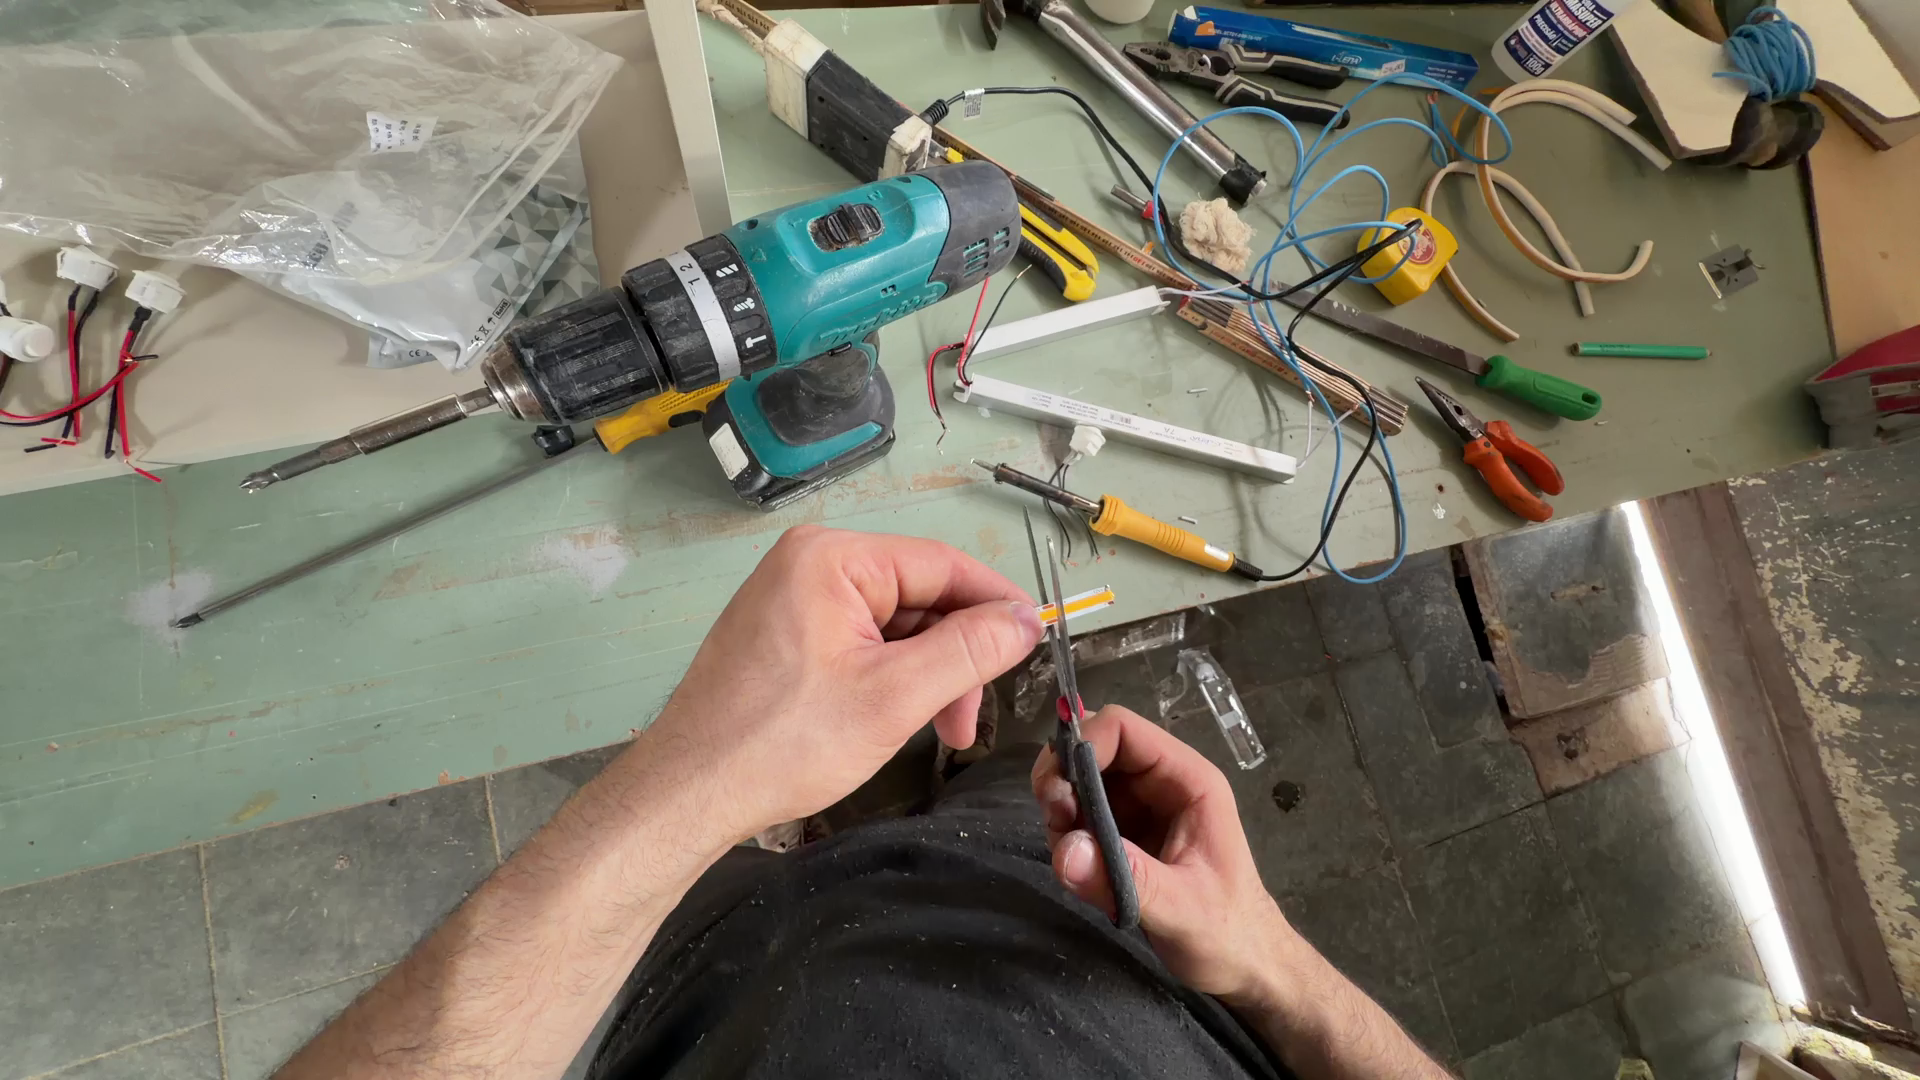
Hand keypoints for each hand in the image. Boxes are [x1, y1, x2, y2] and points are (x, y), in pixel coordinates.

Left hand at [649, 525, 1042, 842]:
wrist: (686, 796)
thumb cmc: (786, 743)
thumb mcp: (895, 696)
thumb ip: (971, 650)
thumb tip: (1029, 619)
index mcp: (834, 556)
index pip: (942, 563)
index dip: (997, 601)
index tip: (1040, 638)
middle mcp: (813, 561)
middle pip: (919, 596)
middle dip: (956, 656)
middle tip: (973, 720)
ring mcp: (797, 595)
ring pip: (895, 623)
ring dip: (929, 673)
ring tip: (943, 731)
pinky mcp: (790, 629)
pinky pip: (864, 639)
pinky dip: (894, 676)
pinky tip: (903, 716)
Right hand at [1031, 705, 1290, 1001]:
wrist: (1245, 969)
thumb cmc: (1229, 934)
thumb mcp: (1183, 911)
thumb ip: (1124, 879)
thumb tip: (1065, 852)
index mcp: (1186, 778)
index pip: (1122, 728)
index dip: (1084, 745)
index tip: (1060, 792)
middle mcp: (1158, 780)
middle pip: (1092, 746)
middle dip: (1062, 776)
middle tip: (1056, 821)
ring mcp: (1137, 803)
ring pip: (1079, 777)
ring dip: (1060, 806)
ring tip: (1069, 852)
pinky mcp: (1121, 828)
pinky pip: (1079, 809)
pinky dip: (1065, 829)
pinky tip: (1076, 864)